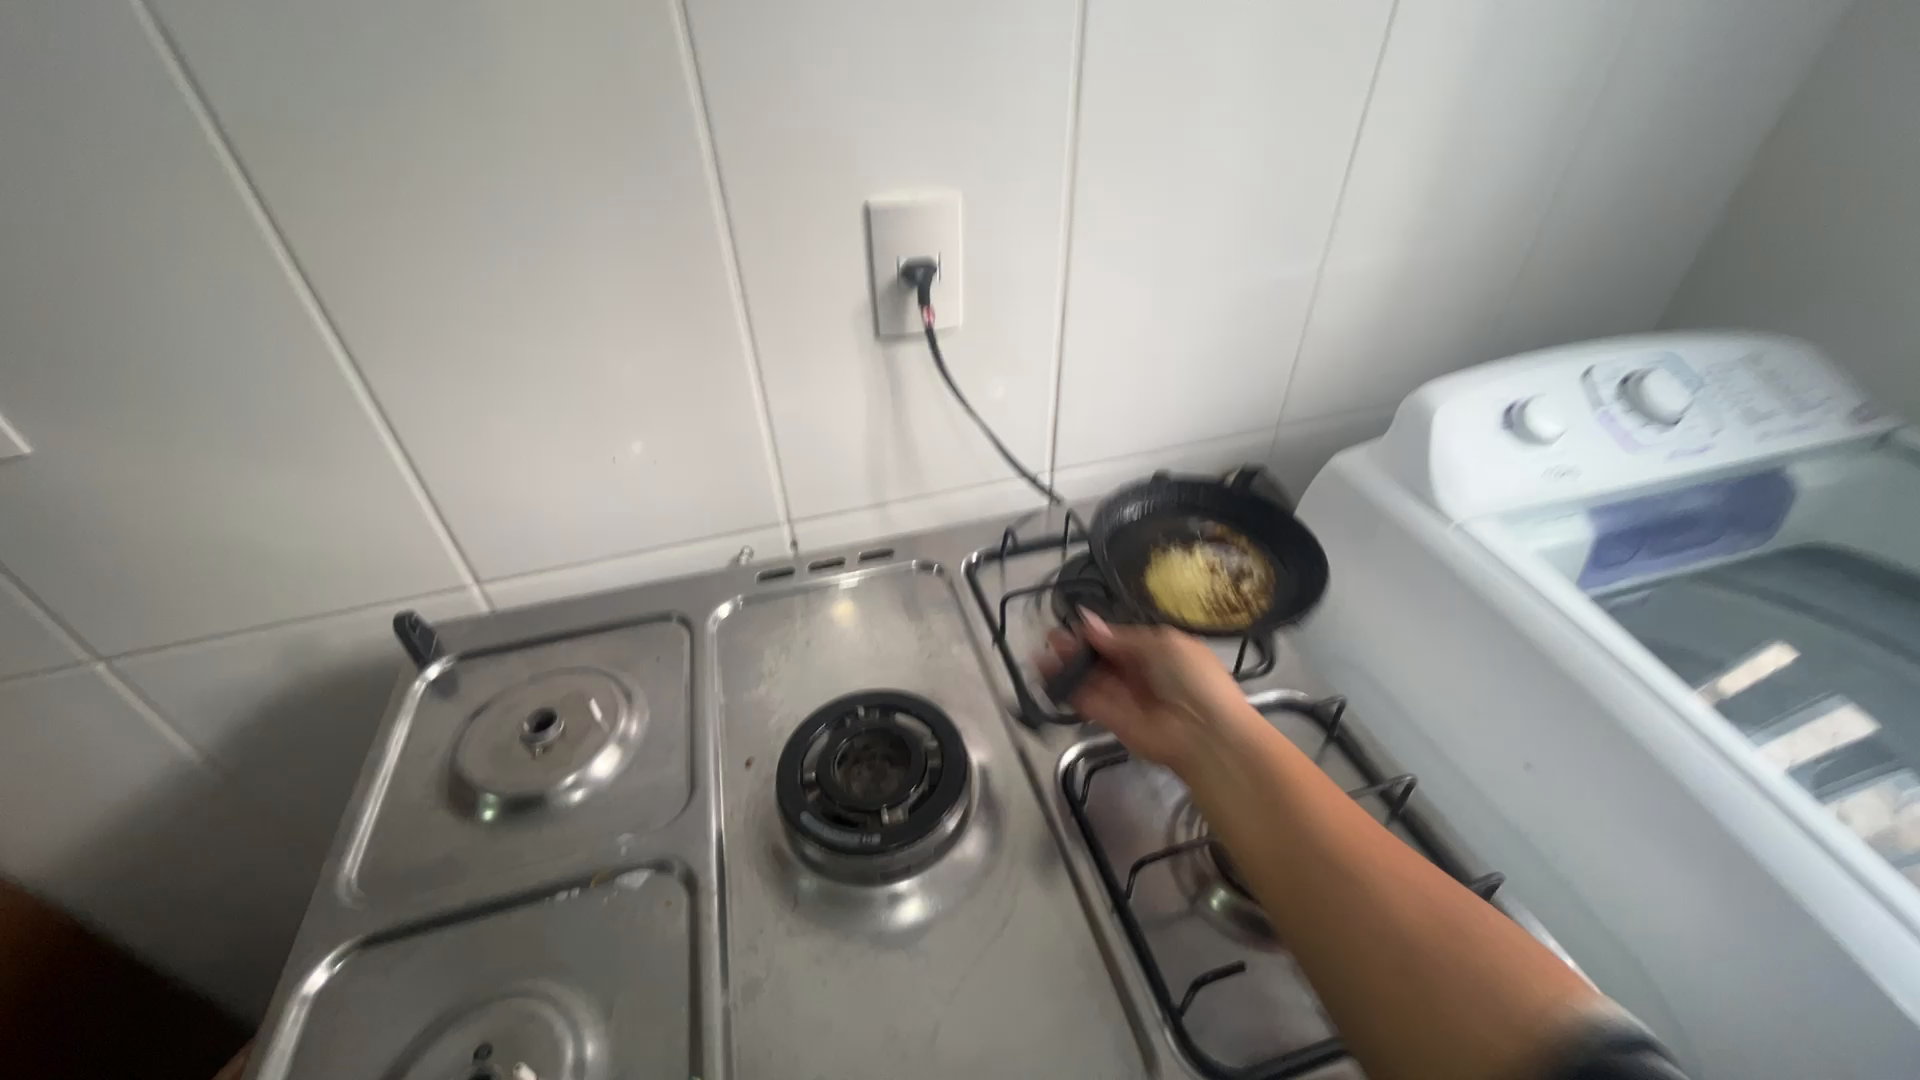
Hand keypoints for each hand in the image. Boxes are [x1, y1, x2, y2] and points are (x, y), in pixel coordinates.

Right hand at [1036, 610, 1252, 770]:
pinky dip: (1067, 689)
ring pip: (1090, 678)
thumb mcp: (1162, 645)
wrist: (1205, 732)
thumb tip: (1089, 622)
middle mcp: (1138, 673)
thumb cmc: (1192, 679)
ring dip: (1067, 666)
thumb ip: (1121, 638)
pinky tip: (1048, 675)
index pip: (1118, 639)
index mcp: (1155, 651)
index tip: (1073, 625)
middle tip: (1052, 638)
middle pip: (1101, 658)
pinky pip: (1086, 700)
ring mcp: (1123, 697)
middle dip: (1077, 647)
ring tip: (1043, 655)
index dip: (1096, 633)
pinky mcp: (1111, 719)